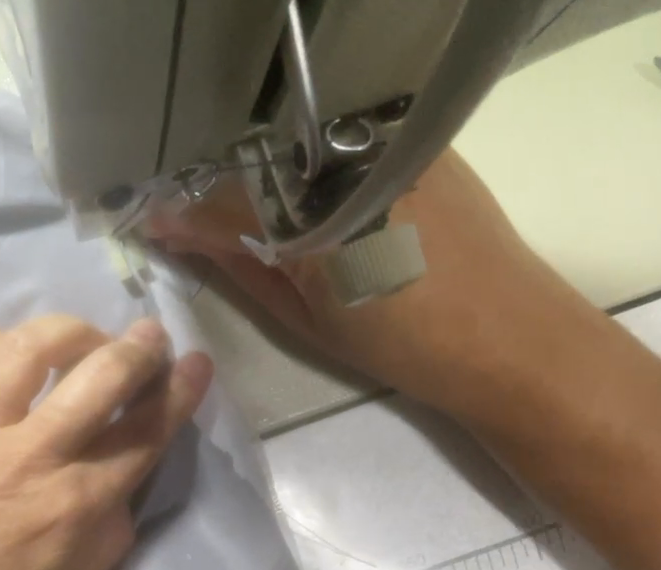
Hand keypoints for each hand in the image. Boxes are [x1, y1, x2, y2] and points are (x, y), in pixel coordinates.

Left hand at [0, 315, 212, 569]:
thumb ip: (112, 525)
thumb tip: (123, 472)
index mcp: (77, 504)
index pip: (145, 433)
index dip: (180, 392)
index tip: (196, 362)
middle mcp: (31, 456)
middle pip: (101, 376)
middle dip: (138, 348)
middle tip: (148, 338)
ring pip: (28, 347)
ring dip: (68, 332)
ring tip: (79, 341)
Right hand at [147, 151, 578, 408]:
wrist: (511, 338)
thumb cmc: (404, 345)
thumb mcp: (308, 319)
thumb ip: (240, 266)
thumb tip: (181, 234)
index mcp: (314, 215)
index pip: (222, 198)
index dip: (180, 209)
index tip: (150, 219)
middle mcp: (348, 157)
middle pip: (255, 155)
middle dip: (213, 180)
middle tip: (185, 209)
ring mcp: (388, 136)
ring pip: (297, 138)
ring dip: (259, 164)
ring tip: (238, 197)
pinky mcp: (418, 132)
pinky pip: (340, 132)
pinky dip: (307, 155)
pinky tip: (298, 179)